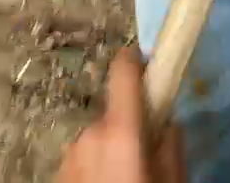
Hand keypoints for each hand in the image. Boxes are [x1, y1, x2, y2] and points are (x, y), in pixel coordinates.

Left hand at [56, 49, 186, 182]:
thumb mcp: (173, 180)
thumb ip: (171, 142)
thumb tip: (166, 120)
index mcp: (120, 129)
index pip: (123, 68)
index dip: (136, 59)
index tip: (147, 60)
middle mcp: (91, 133)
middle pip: (115, 112)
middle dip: (129, 124)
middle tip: (144, 152)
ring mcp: (69, 153)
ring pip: (99, 136)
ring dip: (110, 146)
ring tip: (122, 174)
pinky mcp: (56, 171)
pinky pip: (83, 155)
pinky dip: (94, 164)